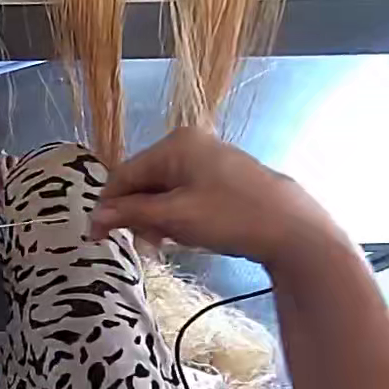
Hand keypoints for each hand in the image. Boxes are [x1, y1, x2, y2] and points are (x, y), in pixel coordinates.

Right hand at [89, 130, 346, 270]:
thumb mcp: (174, 217)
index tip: (96, 238)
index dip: (108, 207)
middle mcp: (189, 144)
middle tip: (146, 245)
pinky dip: (175, 216)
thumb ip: (131, 213)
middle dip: (137, 214)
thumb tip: (95, 217)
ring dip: (155, 219)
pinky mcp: (221, 177)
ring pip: (162, 191)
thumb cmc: (230, 218)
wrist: (292, 229)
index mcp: (175, 144)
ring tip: (166, 243)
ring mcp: (207, 159)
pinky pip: (183, 194)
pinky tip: (184, 235)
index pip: (124, 174)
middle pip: (143, 182)